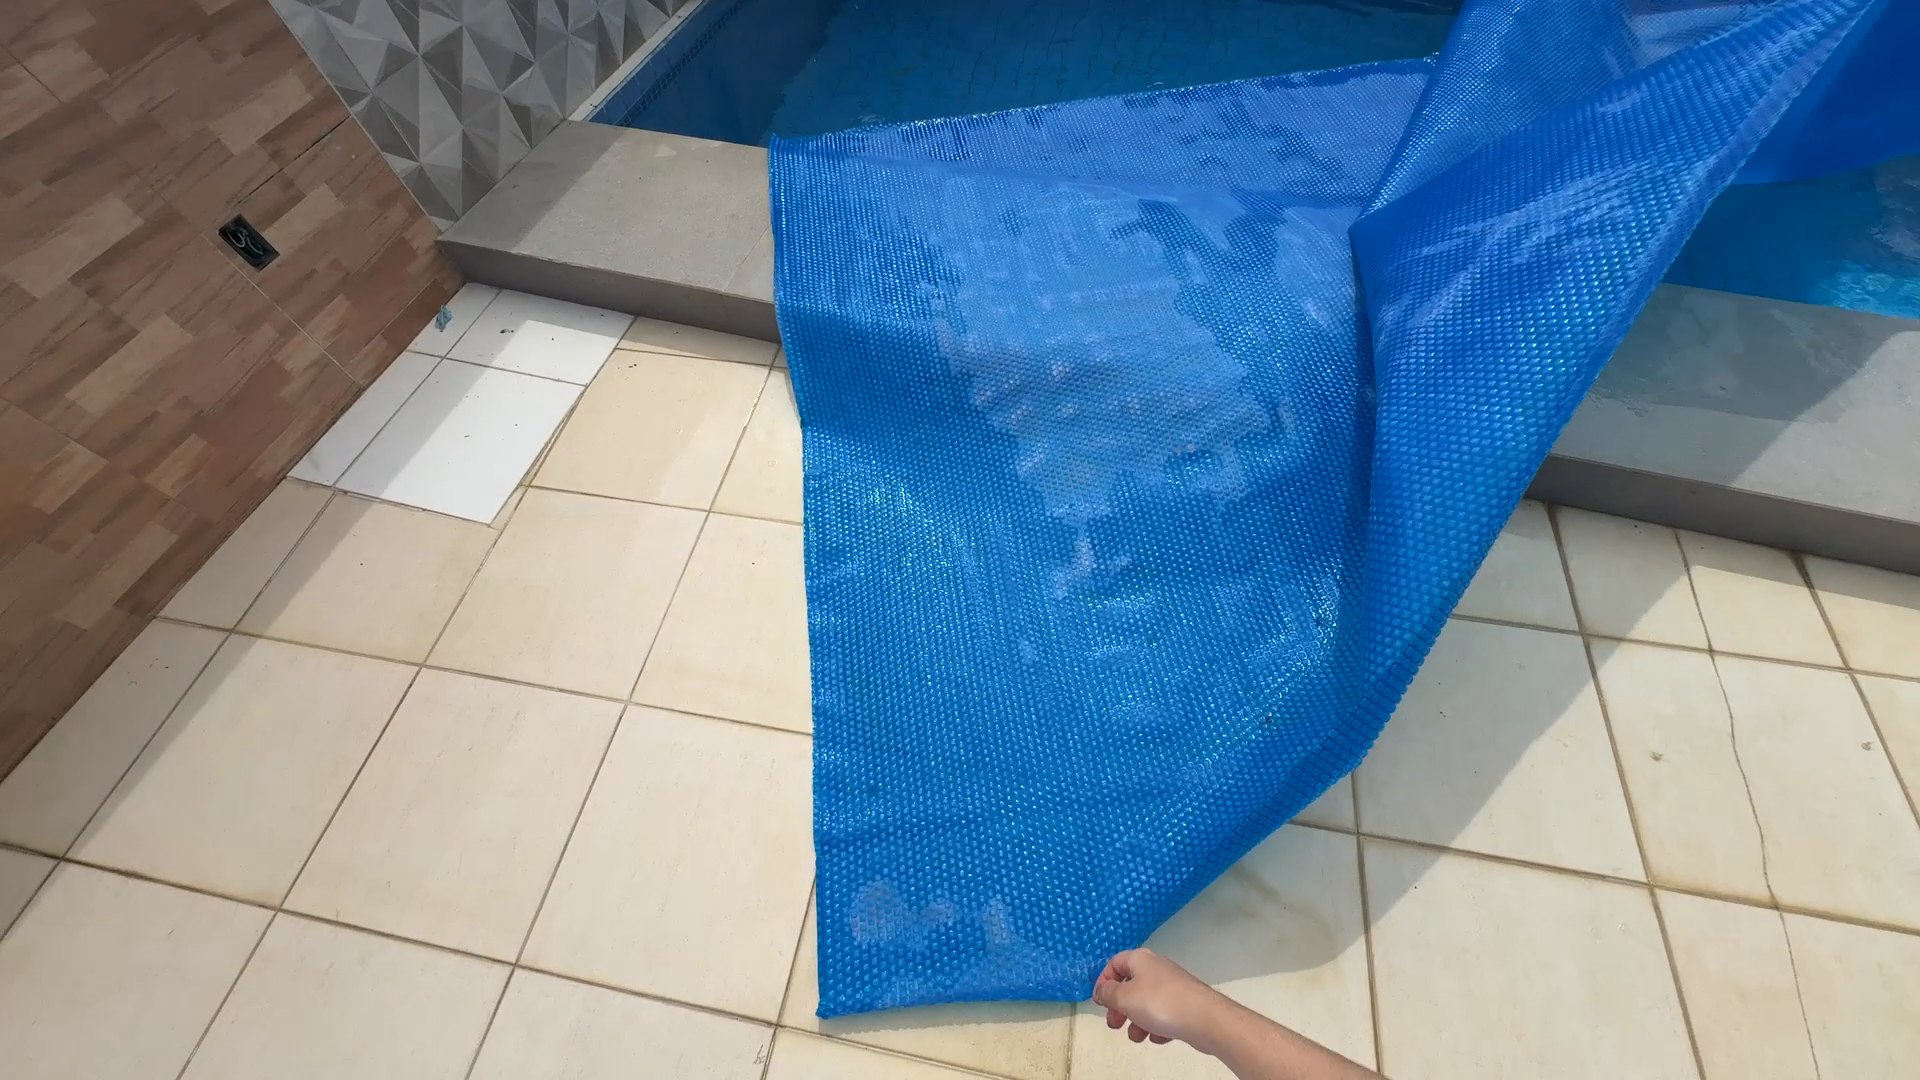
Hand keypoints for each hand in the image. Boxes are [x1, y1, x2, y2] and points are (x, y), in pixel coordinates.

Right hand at [1091, 948, 1227, 1051]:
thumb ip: (1109, 994)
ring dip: (1136, 1019)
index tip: (1100, 1002)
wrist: (1205, 1018)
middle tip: (1114, 1024)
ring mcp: (1172, 986)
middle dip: (1119, 1006)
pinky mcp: (1185, 1004)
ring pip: (1146, 1001)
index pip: (1115, 963)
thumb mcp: (1125, 998)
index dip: (1104, 981)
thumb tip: (1101, 990)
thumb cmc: (1160, 1003)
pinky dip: (1156, 1025)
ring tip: (1136, 1036)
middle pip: (1130, 984)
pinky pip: (1164, 1013)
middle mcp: (1155, 968)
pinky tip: (1157, 1038)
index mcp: (1140, 959)